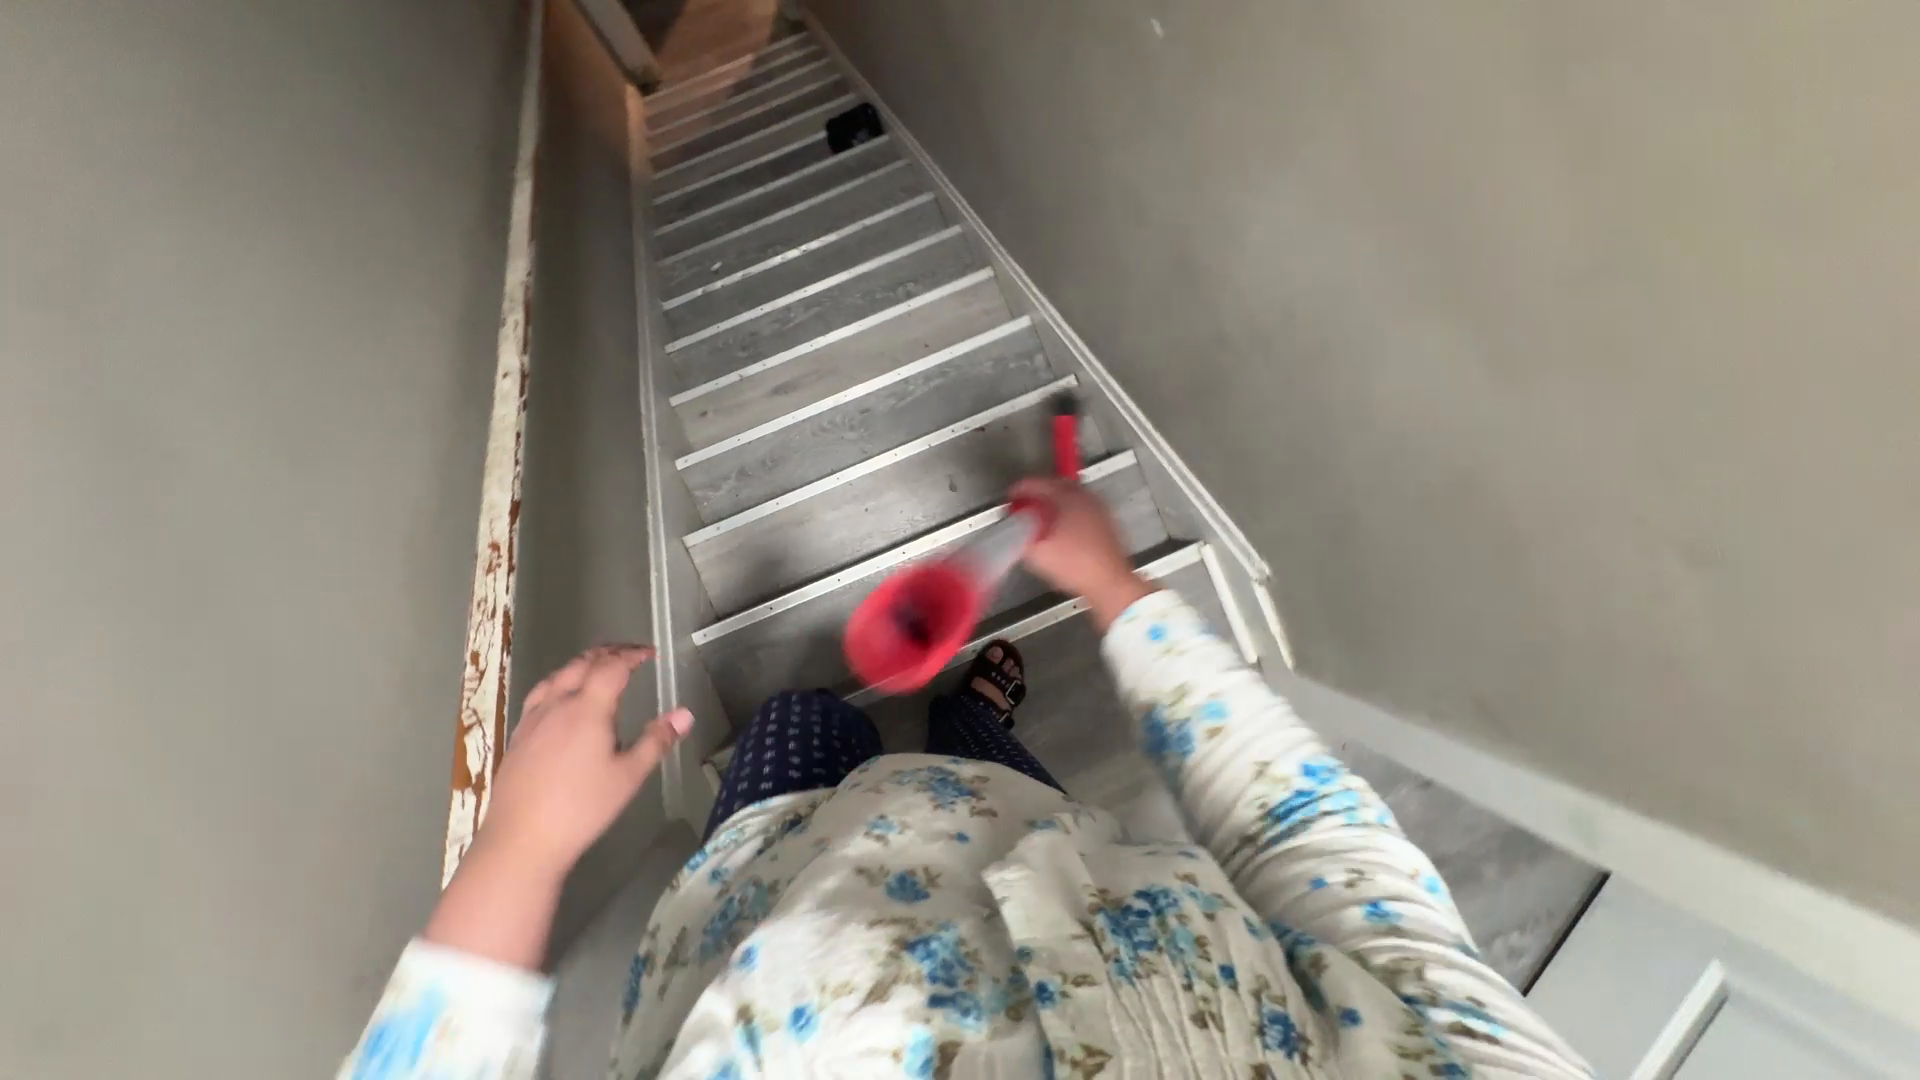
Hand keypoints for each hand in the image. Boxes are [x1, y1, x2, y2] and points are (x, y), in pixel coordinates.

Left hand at [426, 645, 690, 971]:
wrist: (521, 841)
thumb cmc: (582, 808)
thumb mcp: (629, 776)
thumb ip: (656, 740)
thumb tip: (685, 714)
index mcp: (587, 709)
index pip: (611, 668)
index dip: (632, 655)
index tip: (650, 653)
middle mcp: (557, 706)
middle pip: (581, 664)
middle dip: (607, 653)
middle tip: (628, 654)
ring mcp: (533, 721)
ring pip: (556, 676)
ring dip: (581, 664)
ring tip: (596, 667)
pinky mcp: (518, 738)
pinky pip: (540, 695)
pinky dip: (559, 683)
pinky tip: (561, 700)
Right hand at [1011, 477, 1155, 628]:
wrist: (1109, 583)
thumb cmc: (1077, 566)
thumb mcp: (1037, 553)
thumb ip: (1020, 538)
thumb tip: (1013, 532)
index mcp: (1069, 499)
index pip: (1040, 484)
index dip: (1022, 489)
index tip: (1013, 494)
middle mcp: (1087, 500)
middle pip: (1059, 486)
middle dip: (1040, 492)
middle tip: (1027, 501)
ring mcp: (1100, 512)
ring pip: (1073, 498)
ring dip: (1056, 503)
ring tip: (1042, 515)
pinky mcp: (1107, 526)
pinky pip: (1084, 511)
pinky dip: (1070, 513)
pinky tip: (1063, 529)